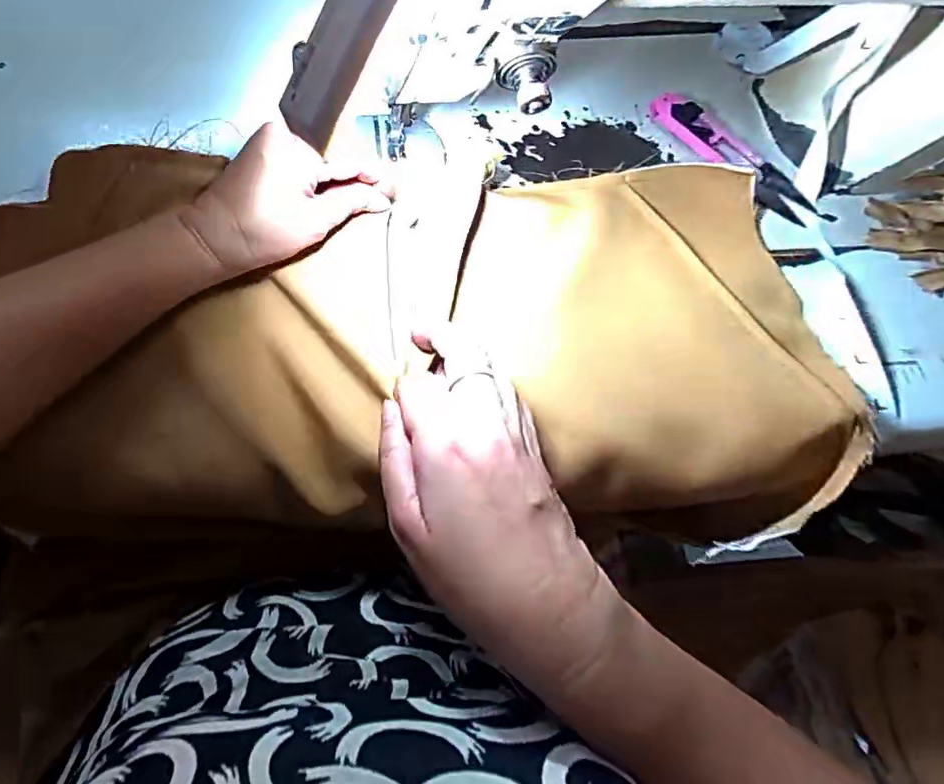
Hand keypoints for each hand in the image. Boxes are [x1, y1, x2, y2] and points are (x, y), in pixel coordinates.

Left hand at [177, 122, 392, 275]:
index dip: (370, 179)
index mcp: (297, 148)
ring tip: (343, 200)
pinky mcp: (257, 149)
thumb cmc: (262, 233)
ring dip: (324, 180)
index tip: (392, 189)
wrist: (210, 238)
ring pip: (310, 161)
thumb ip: (350, 202)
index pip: (345, 163)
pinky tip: (315, 195)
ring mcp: (267, 139)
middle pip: (327, 160)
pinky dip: (305, 177)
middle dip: (346, 180)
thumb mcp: (314, 222)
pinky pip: (293, 160)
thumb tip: (381, 197)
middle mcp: (283, 133)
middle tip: (371, 199)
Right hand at [378, 323, 629, 698]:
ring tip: (441, 362)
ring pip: (491, 365)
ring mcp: (517, 429)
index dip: (401, 390)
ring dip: (465, 354)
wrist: (551, 607)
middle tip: (418, 336)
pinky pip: (509, 389)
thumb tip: (392, 411)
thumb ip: (394, 458)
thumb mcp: (408, 526)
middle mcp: (485, 423)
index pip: (417, 383)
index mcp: (447, 444)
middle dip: (439, 337)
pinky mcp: (536, 442)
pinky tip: (473, 394)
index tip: (397, 412)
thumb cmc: (466, 576)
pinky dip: (487, 377)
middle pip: (465, 352)